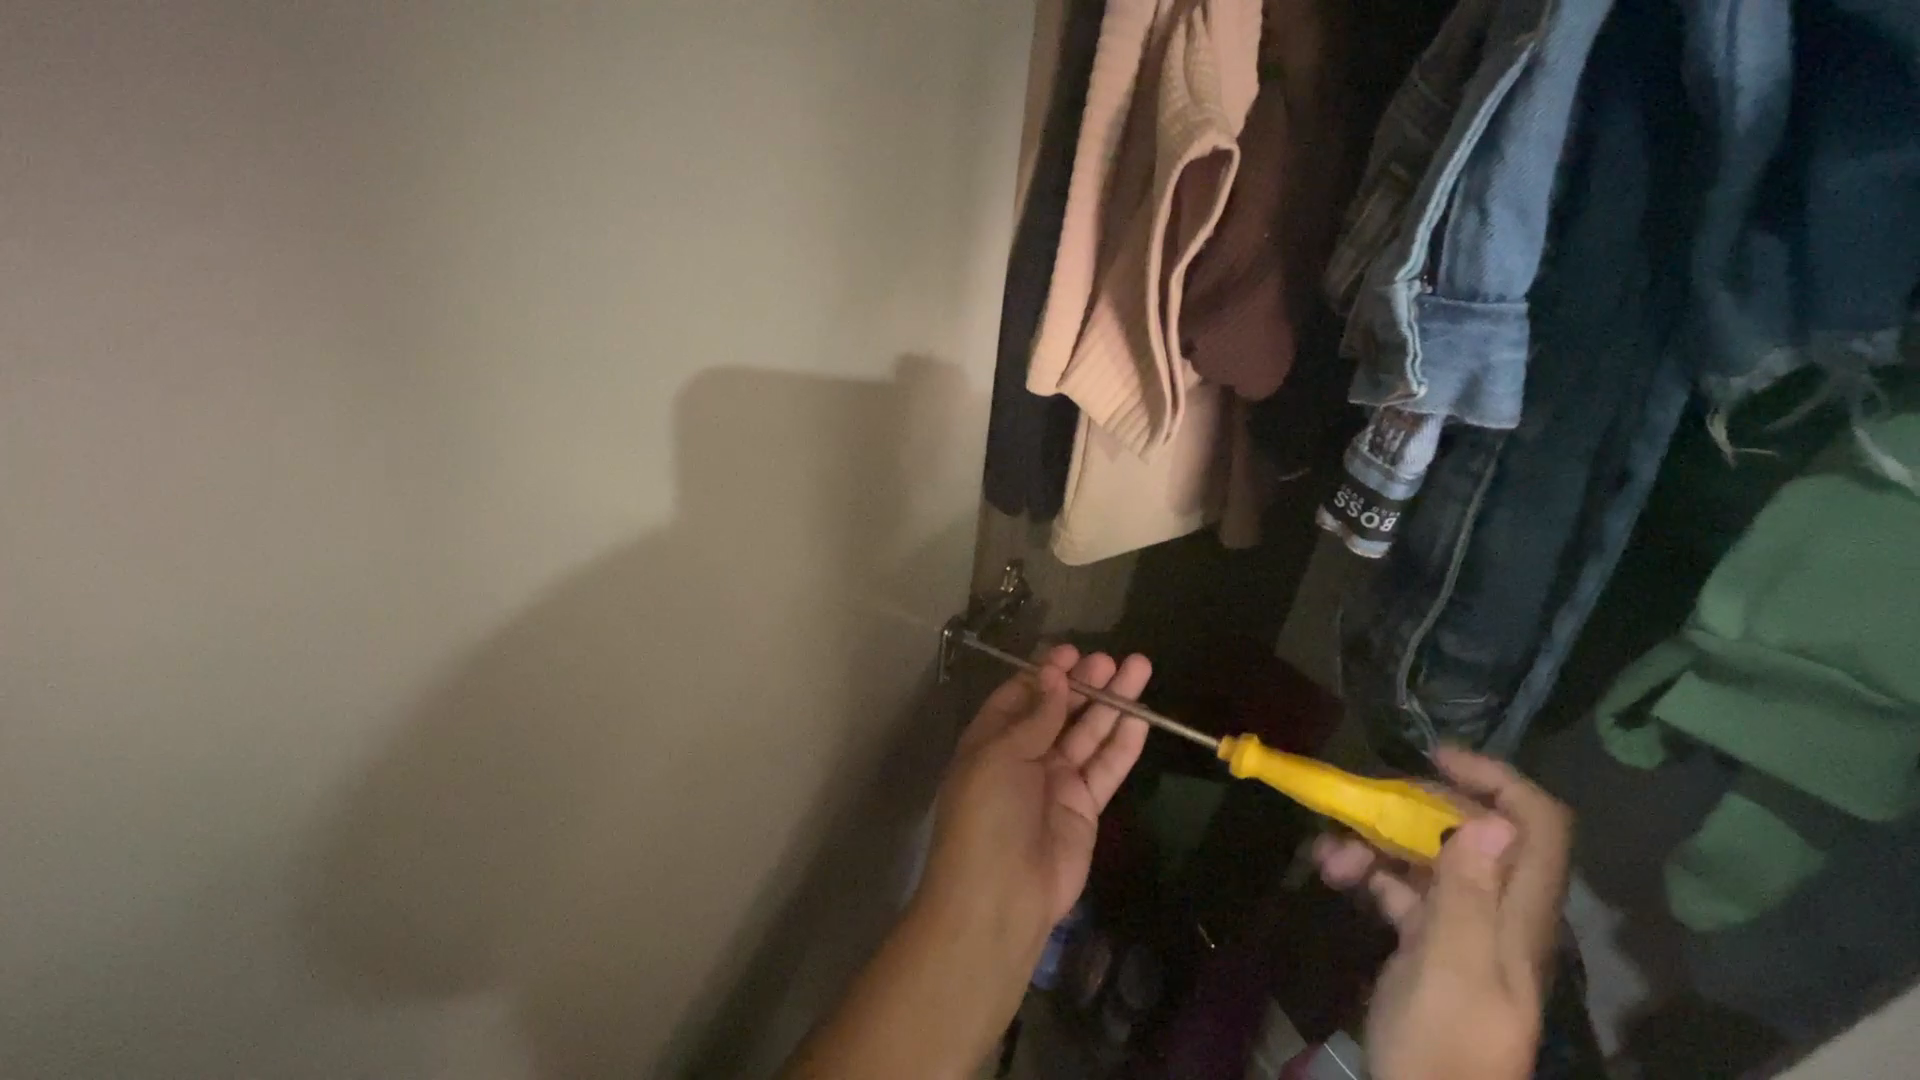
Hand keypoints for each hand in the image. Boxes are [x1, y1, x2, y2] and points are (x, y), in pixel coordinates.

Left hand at [915, 644, 1152, 957]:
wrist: (1000, 896)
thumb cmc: (987, 815)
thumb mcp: (1000, 756)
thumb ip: (1035, 717)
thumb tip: (1054, 676)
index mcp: (991, 741)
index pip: (1021, 696)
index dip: (1046, 674)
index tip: (1072, 652)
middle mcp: (1023, 757)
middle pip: (1059, 711)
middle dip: (1084, 684)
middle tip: (1112, 660)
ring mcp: (1055, 782)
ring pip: (1088, 734)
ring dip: (1112, 705)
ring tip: (1139, 670)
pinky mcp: (1084, 807)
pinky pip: (1106, 768)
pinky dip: (1124, 744)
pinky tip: (1142, 718)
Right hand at [1312, 747, 1572, 1079]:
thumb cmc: (1442, 1047)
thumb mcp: (1452, 970)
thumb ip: (1470, 896)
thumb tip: (1493, 821)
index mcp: (1517, 914)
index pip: (1536, 826)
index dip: (1496, 780)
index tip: (1434, 758)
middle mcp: (1494, 910)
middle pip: (1468, 830)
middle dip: (1411, 809)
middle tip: (1357, 808)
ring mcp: (1458, 927)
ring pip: (1425, 857)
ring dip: (1375, 842)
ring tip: (1330, 856)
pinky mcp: (1425, 943)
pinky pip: (1398, 887)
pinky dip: (1366, 872)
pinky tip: (1333, 876)